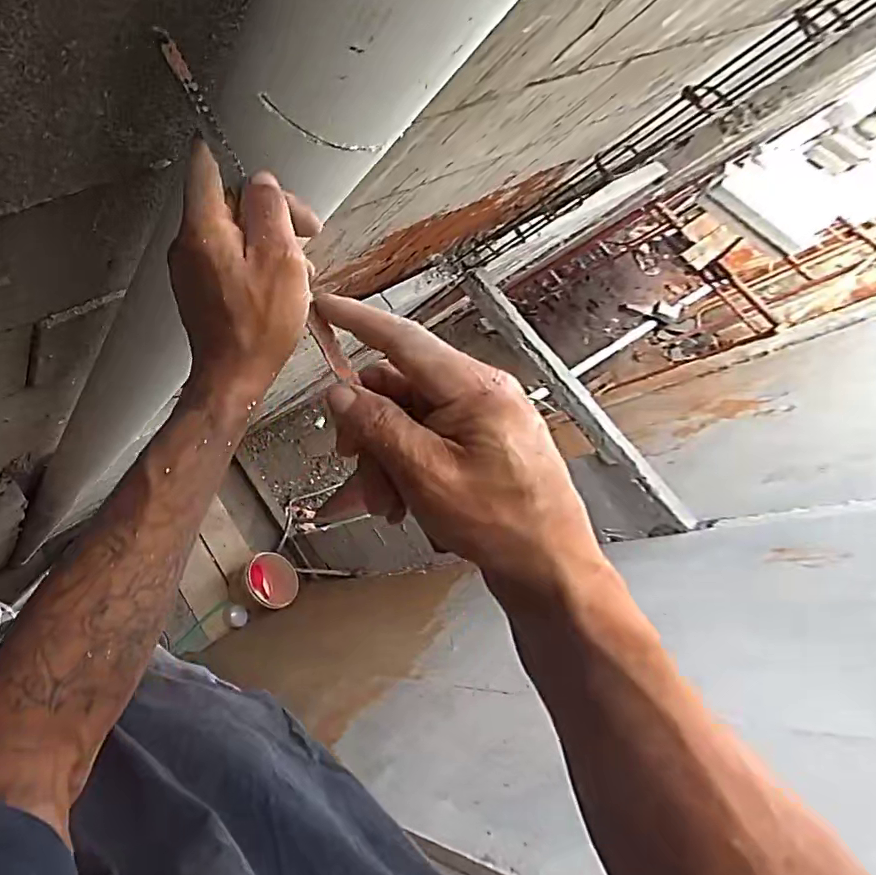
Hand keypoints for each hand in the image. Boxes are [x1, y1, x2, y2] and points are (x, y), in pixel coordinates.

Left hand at [169, 138, 316, 408]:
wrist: (232, 375)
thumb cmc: (257, 326)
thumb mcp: (279, 257)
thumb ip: (268, 208)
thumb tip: (260, 181)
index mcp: (202, 230)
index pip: (202, 168)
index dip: (220, 148)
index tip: (227, 130)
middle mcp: (186, 244)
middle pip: (226, 200)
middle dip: (267, 208)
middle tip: (304, 231)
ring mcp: (188, 266)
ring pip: (230, 228)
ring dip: (266, 236)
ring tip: (296, 266)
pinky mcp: (196, 284)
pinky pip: (225, 253)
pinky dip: (252, 256)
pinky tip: (277, 280)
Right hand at [315, 294, 605, 603]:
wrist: (549, 569)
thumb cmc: (499, 522)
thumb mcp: (424, 472)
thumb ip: (377, 426)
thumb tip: (339, 392)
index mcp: (474, 389)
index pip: (403, 340)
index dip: (358, 321)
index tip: (326, 306)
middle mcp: (479, 393)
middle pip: (395, 388)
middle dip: (367, 428)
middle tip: (352, 465)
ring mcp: (480, 417)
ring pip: (403, 417)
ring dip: (382, 457)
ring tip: (386, 500)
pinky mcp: (478, 440)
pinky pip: (422, 436)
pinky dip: (402, 464)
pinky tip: (402, 499)